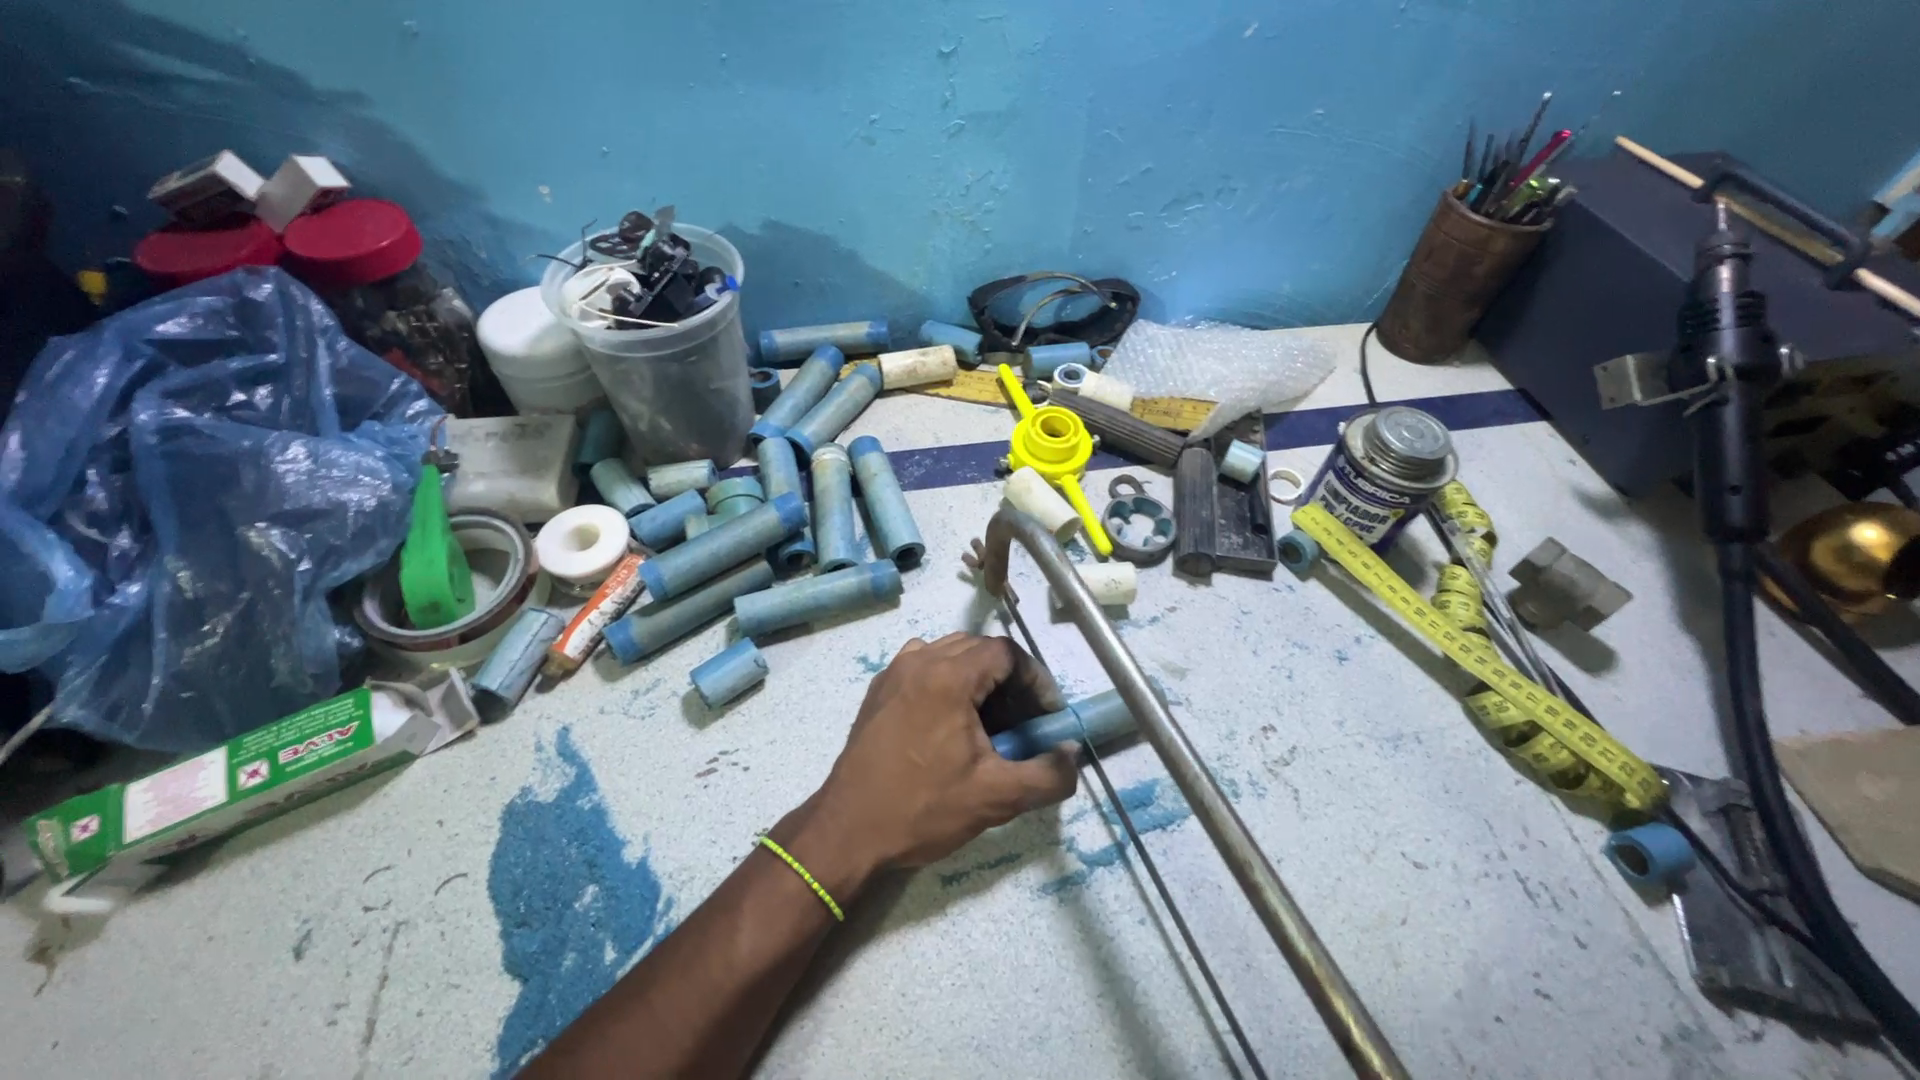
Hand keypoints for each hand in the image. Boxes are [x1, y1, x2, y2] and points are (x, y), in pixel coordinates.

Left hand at [779, 634, 1079, 892]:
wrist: (847, 831)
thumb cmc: (921, 809)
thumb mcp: (995, 797)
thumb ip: (1047, 774)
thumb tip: (1072, 754)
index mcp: (948, 677)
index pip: (1007, 653)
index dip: (1036, 680)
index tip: (1048, 715)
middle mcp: (919, 661)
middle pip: (979, 649)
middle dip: (1010, 680)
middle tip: (1025, 722)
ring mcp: (894, 673)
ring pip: (950, 655)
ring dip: (978, 679)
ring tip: (991, 722)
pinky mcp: (878, 692)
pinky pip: (923, 668)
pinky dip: (947, 682)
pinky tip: (952, 724)